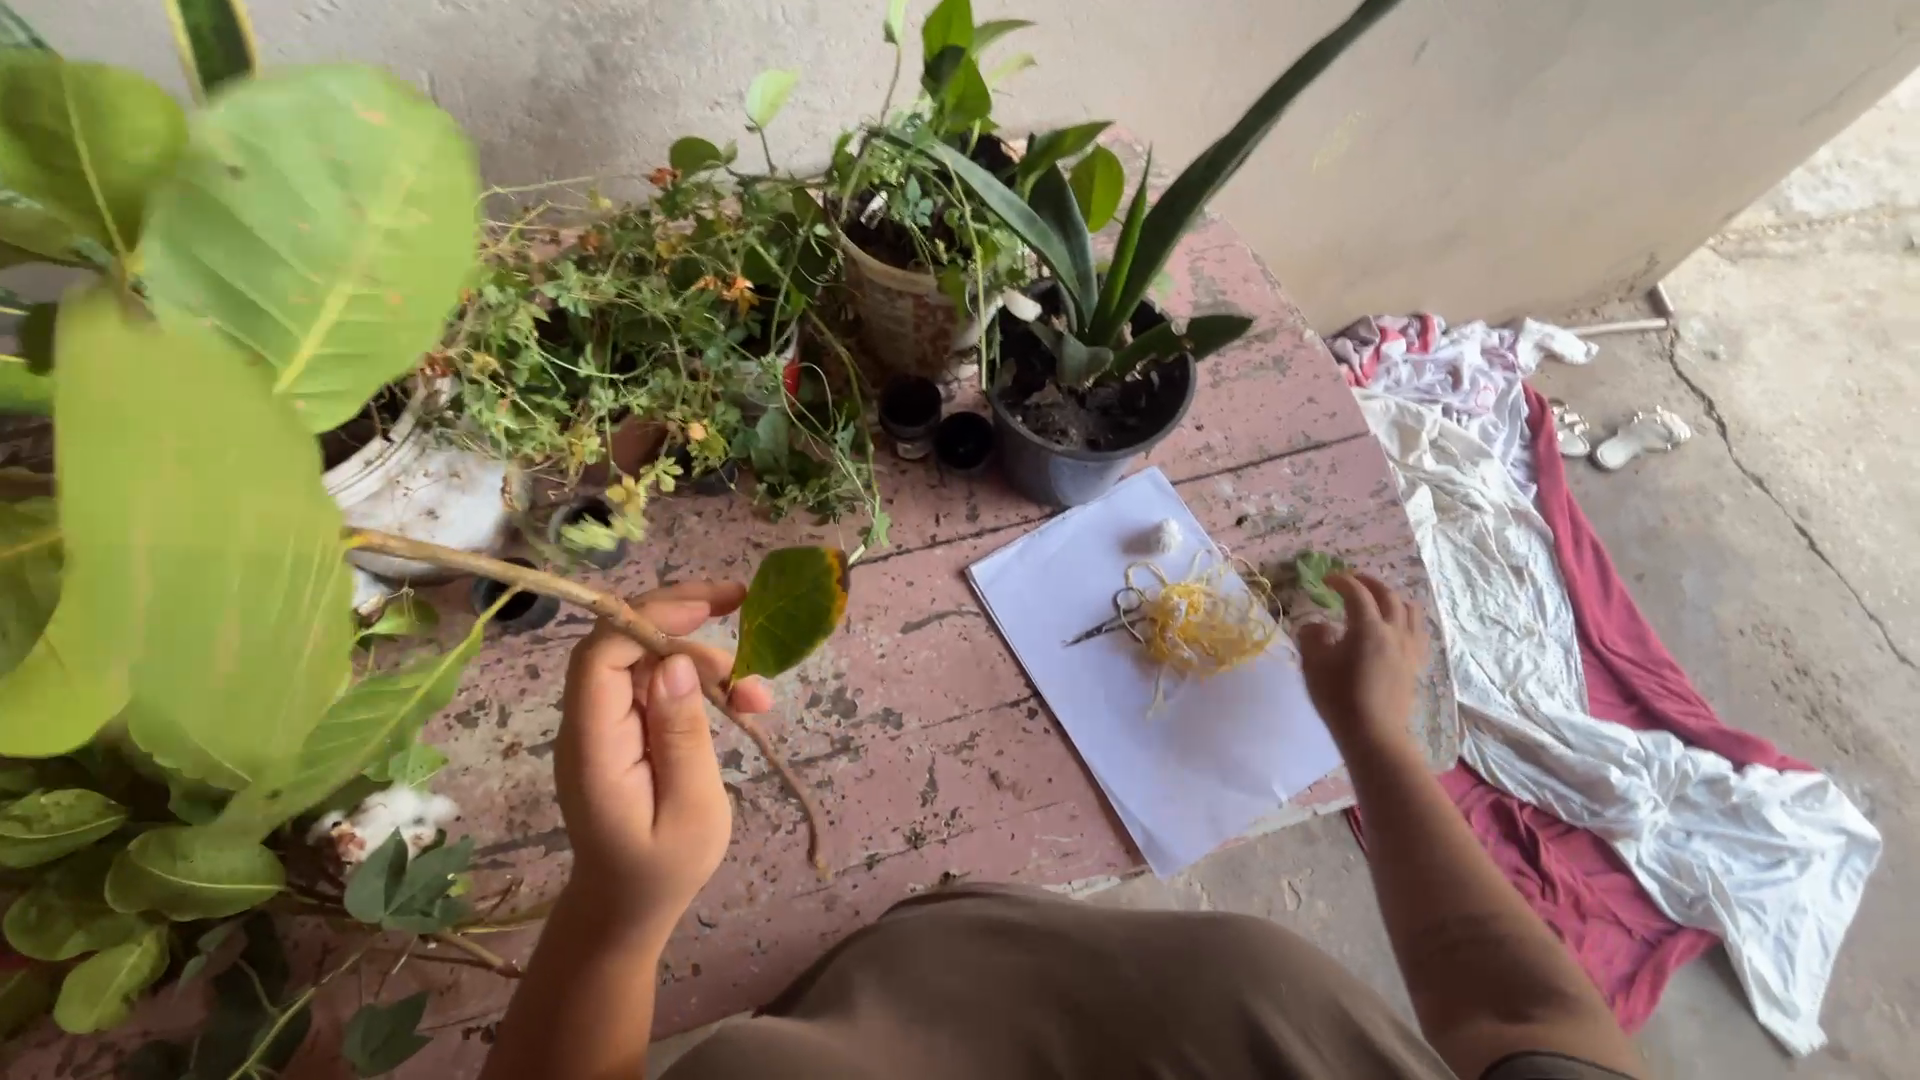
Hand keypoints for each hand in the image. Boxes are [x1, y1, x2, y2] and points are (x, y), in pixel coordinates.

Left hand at [554, 581, 773, 943]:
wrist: (626, 905)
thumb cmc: (663, 869)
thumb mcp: (691, 810)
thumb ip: (682, 736)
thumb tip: (678, 663)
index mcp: (594, 746)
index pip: (601, 656)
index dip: (651, 618)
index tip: (711, 609)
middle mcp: (587, 723)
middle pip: (620, 641)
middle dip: (681, 616)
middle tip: (740, 604)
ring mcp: (602, 722)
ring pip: (645, 658)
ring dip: (704, 659)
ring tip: (757, 695)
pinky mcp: (622, 727)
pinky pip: (656, 683)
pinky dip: (699, 681)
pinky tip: (739, 701)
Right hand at [1298, 573, 1428, 755]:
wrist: (1373, 733)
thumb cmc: (1338, 697)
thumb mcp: (1313, 664)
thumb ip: (1312, 636)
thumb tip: (1318, 625)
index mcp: (1368, 628)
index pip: (1357, 593)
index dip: (1341, 581)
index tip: (1326, 580)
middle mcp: (1394, 632)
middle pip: (1388, 595)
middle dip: (1369, 582)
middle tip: (1351, 580)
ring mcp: (1409, 649)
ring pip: (1411, 611)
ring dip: (1393, 598)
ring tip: (1378, 599)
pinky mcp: (1415, 664)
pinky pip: (1419, 632)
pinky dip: (1407, 620)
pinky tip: (1397, 627)